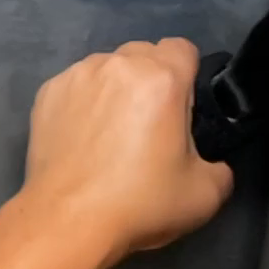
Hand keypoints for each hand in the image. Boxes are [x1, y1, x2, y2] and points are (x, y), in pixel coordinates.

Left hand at [20, 39, 232, 261]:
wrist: (67, 220)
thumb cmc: (139, 203)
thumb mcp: (205, 194)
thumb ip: (220, 166)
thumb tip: (211, 161)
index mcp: (161, 79)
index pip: (183, 48)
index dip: (188, 75)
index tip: (182, 107)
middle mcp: (118, 64)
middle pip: (144, 54)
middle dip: (152, 79)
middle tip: (150, 124)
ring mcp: (78, 74)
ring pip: (108, 67)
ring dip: (116, 88)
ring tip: (110, 131)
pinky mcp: (48, 91)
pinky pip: (76, 84)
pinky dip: (84, 101)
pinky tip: (81, 137)